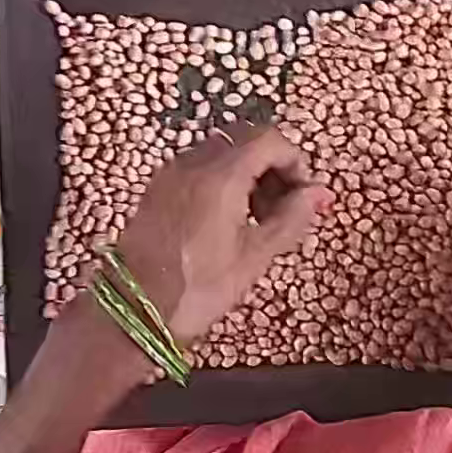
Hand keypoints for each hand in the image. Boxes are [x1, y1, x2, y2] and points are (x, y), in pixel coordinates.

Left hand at [114, 125, 330, 342]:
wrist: (131, 313)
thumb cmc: (198, 289)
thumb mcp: (255, 257)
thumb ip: (291, 217)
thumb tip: (320, 193)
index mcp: (221, 176)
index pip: (270, 139)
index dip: (296, 163)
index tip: (303, 197)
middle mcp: (194, 162)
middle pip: (248, 140)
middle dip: (274, 166)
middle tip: (284, 208)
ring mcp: (173, 172)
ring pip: (225, 151)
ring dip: (252, 173)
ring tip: (259, 220)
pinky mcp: (160, 187)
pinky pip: (203, 167)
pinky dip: (227, 180)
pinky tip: (230, 221)